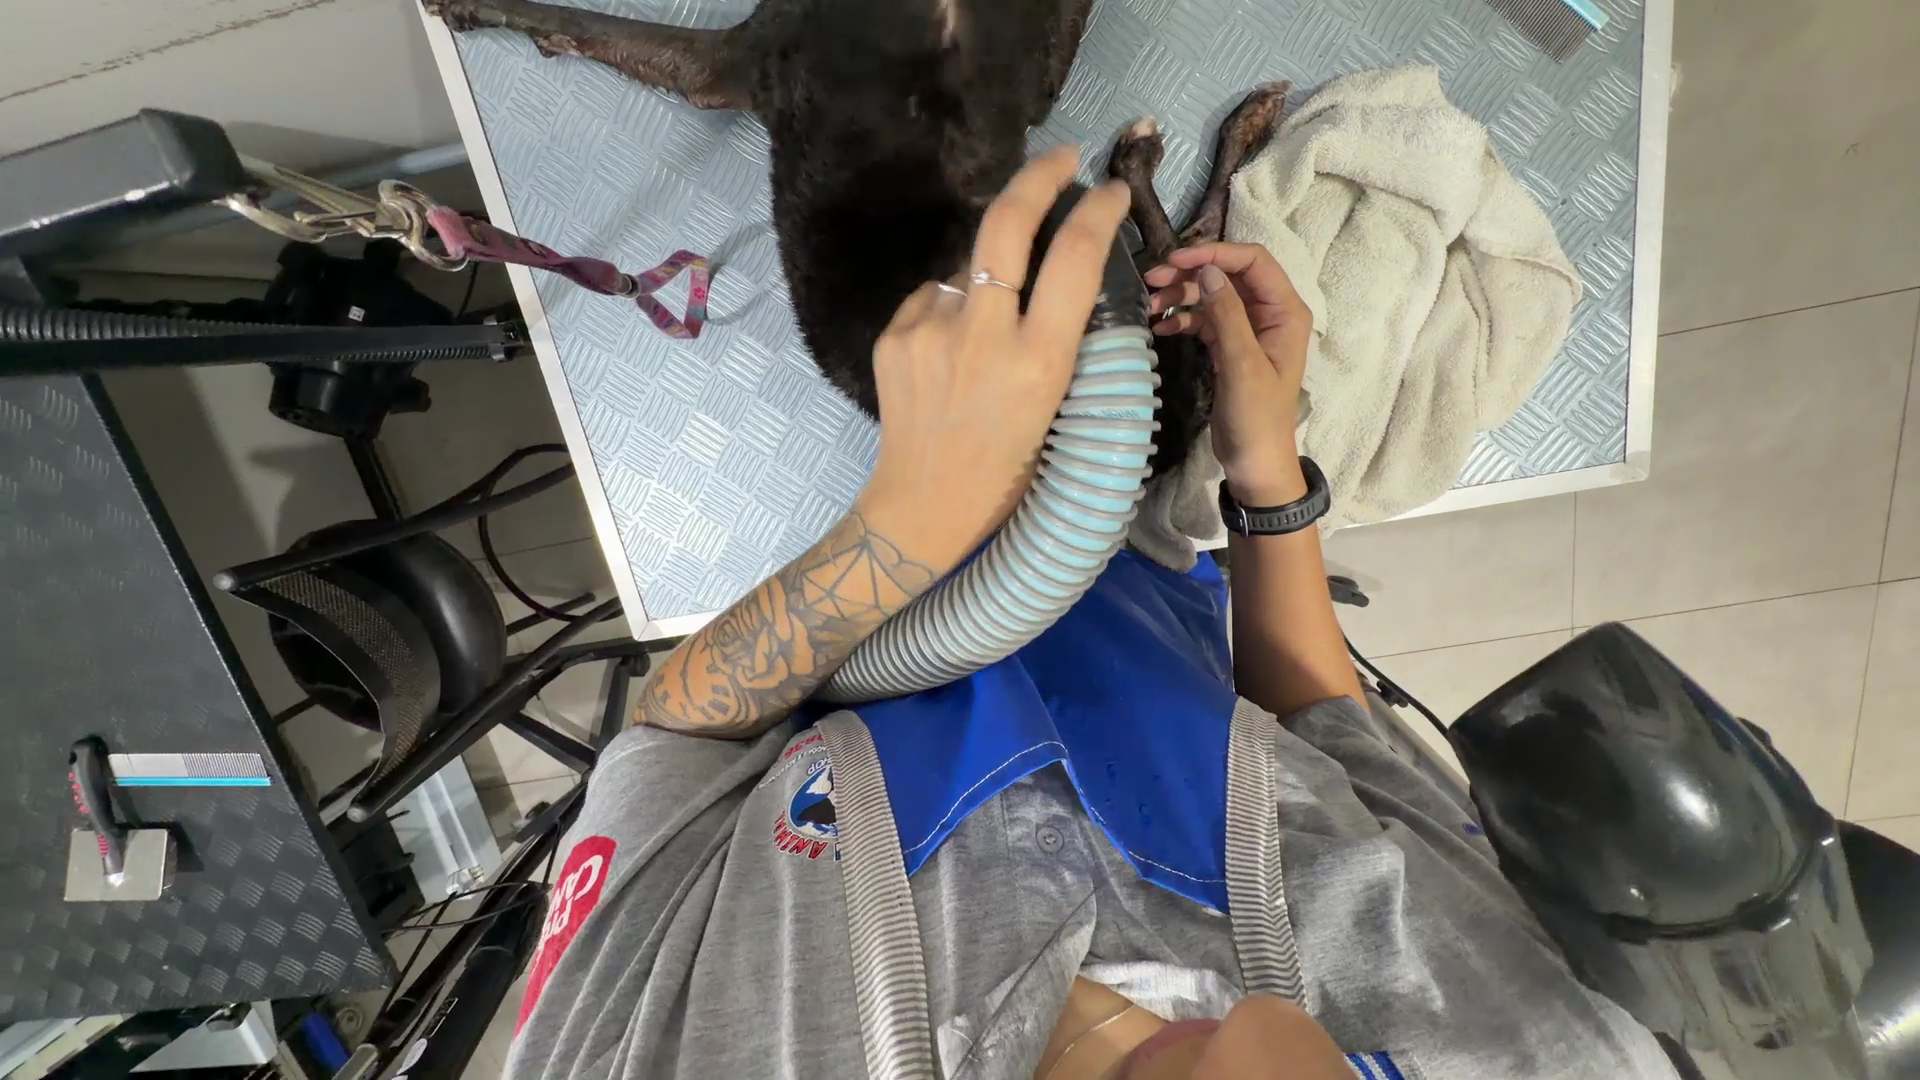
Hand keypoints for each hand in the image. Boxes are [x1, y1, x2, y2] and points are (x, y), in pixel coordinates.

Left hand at [857, 146, 1132, 572]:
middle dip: (1039, 176)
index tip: (1111, 191)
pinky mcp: (892, 337)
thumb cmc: (1005, 473)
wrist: (923, 505)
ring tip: (991, 320)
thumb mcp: (1053, 408)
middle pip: (1007, 222)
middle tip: (1060, 160)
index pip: (1075, 257)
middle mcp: (982, 336)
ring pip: (967, 264)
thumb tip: (1044, 277)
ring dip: (988, 271)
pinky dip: (950, 306)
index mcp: (1038, 362)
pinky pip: (932, 296)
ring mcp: (929, 332)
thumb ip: (1053, 339)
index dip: (1099, 212)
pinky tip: (952, 347)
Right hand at [1145, 242, 1312, 504]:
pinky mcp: (1229, 348)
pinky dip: (1182, 319)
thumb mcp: (1241, 364)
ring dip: (1182, 296)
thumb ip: (1227, 315)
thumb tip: (1208, 272)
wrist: (1255, 460)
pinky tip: (1160, 327)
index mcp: (1285, 312)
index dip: (1215, 253)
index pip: (1253, 262)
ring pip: (1213, 296)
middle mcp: (1269, 314)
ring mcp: (1248, 331)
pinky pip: (1204, 321)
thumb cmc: (1256, 416)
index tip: (1175, 260)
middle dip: (1191, 272)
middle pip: (1229, 275)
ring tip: (1149, 304)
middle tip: (1151, 278)